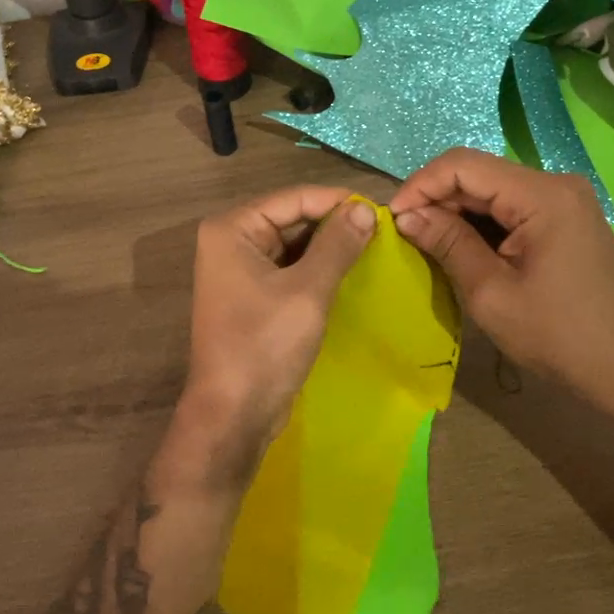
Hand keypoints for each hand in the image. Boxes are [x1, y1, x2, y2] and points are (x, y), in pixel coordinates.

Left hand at [179, 187, 376, 476]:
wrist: (232, 415)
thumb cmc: (264, 346)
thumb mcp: (308, 292)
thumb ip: (337, 245)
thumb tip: (366, 209)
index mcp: (232, 229)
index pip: (293, 198)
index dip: (337, 201)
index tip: (382, 209)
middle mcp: (230, 241)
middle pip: (291, 217)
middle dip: (334, 223)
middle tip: (383, 230)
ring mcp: (239, 269)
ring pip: (293, 244)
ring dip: (329, 246)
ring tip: (374, 247)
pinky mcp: (251, 295)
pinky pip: (289, 268)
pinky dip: (317, 268)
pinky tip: (350, 272)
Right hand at [388, 148, 613, 416]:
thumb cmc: (558, 337)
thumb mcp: (491, 294)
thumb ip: (447, 243)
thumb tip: (404, 215)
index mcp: (542, 195)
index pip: (463, 165)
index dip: (420, 185)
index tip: (392, 219)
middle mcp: (556, 184)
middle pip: (478, 173)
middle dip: (436, 199)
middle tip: (404, 234)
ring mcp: (564, 200)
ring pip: (491, 190)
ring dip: (456, 212)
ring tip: (426, 244)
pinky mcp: (565, 219)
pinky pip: (510, 207)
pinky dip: (481, 224)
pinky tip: (461, 249)